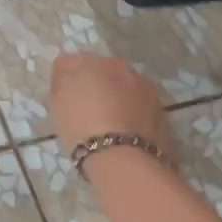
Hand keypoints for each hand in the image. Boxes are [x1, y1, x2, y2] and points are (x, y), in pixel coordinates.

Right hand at [49, 54, 172, 149]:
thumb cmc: (81, 125)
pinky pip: (142, 110)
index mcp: (92, 60)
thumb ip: (63, 77)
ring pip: (127, 91)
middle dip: (99, 86)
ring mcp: (147, 90)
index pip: (74, 63)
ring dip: (120, 101)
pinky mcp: (164, 114)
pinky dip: (135, 117)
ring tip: (111, 125)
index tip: (67, 97)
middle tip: (89, 110)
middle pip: (105, 73)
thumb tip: (69, 68)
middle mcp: (122, 68)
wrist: (125, 161)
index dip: (69, 79)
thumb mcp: (57, 100)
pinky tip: (127, 136)